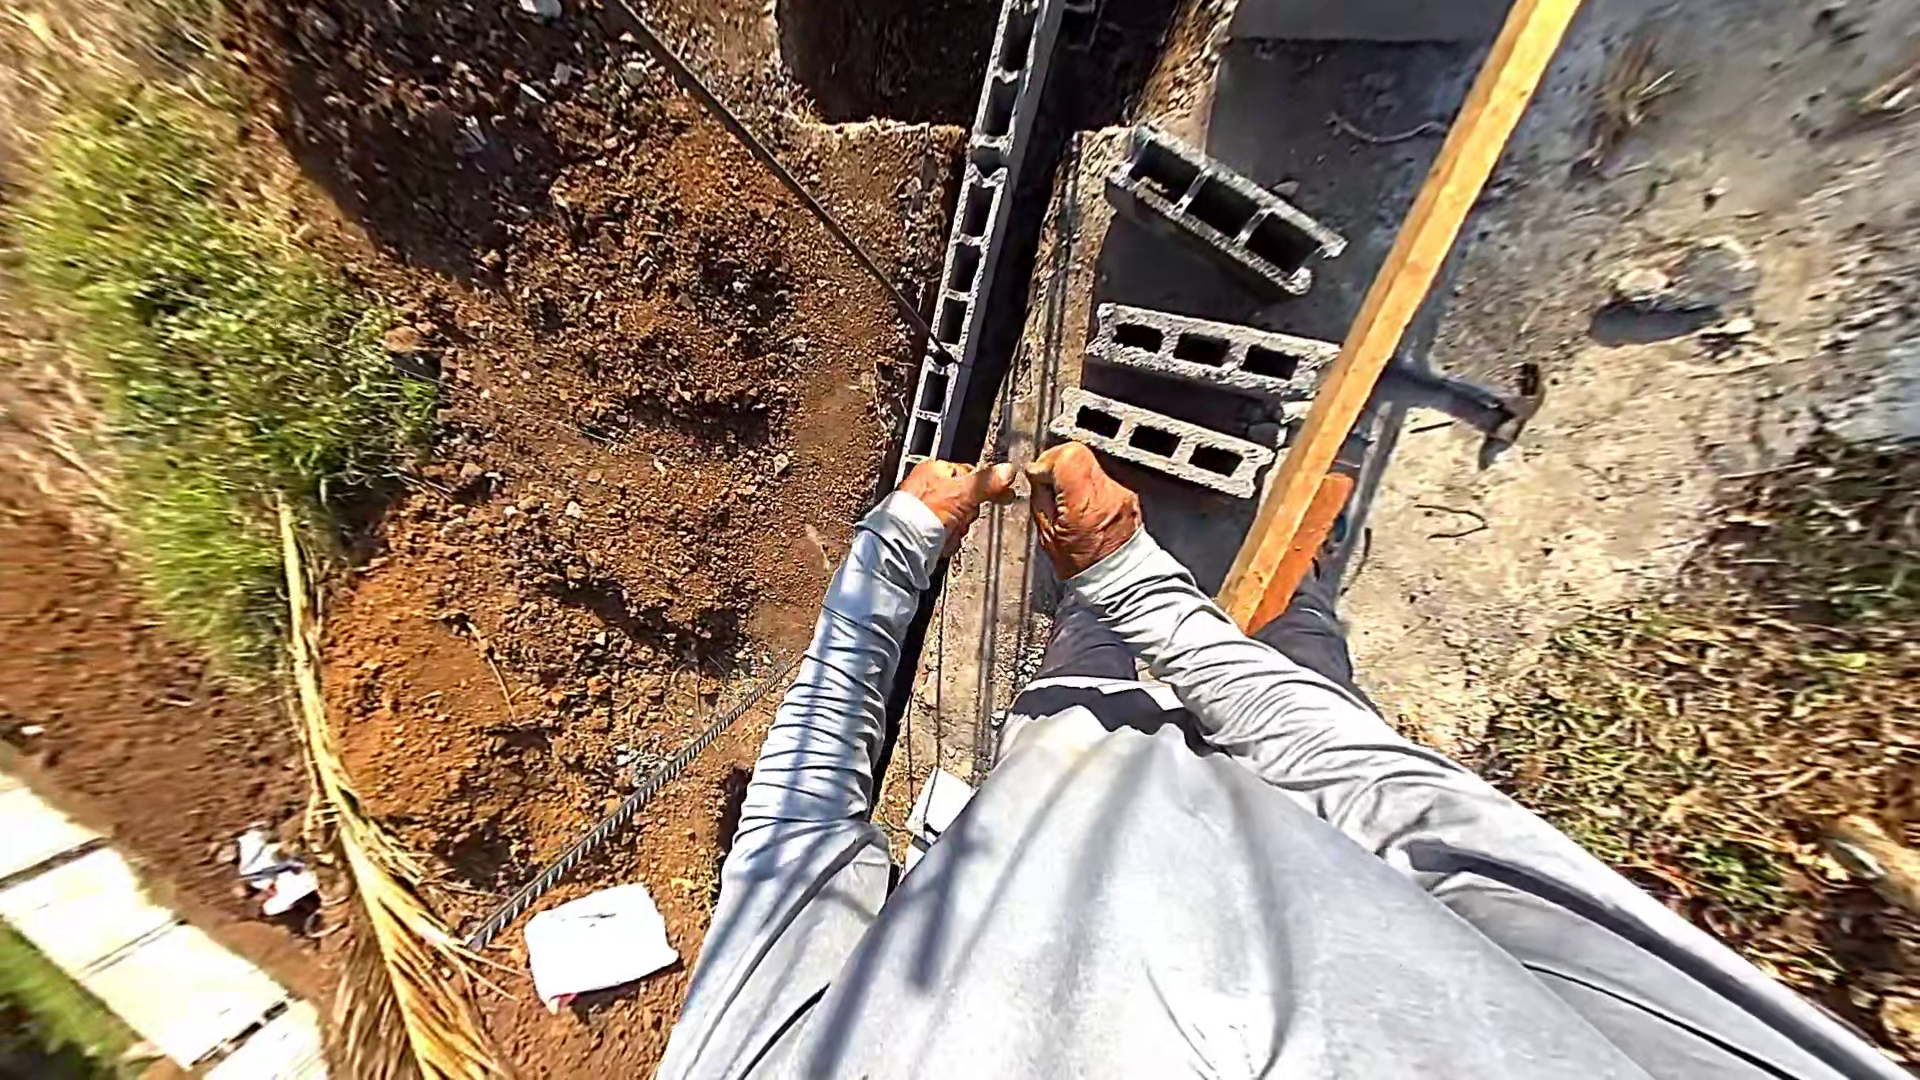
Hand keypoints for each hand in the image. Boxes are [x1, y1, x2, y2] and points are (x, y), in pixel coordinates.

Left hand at [900, 459, 1018, 555]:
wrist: (901, 547)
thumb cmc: (923, 514)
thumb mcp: (962, 492)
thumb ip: (987, 482)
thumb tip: (1008, 470)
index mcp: (935, 470)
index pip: (971, 474)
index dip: (984, 488)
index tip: (1002, 496)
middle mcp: (928, 487)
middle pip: (966, 500)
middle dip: (967, 514)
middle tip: (958, 518)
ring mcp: (925, 510)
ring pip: (959, 520)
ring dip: (958, 530)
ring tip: (946, 533)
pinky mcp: (923, 531)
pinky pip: (947, 535)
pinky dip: (947, 542)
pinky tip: (940, 543)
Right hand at [1025, 442, 1141, 578]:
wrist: (1119, 578)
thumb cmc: (1083, 565)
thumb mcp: (1048, 535)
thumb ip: (1040, 498)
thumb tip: (1038, 475)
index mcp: (1084, 504)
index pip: (1068, 457)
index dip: (1047, 461)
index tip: (1039, 476)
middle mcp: (1107, 493)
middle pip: (1079, 453)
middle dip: (1058, 463)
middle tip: (1050, 483)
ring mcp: (1120, 492)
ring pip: (1090, 462)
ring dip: (1072, 473)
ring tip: (1066, 497)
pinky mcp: (1127, 494)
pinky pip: (1100, 476)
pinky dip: (1086, 483)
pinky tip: (1081, 503)